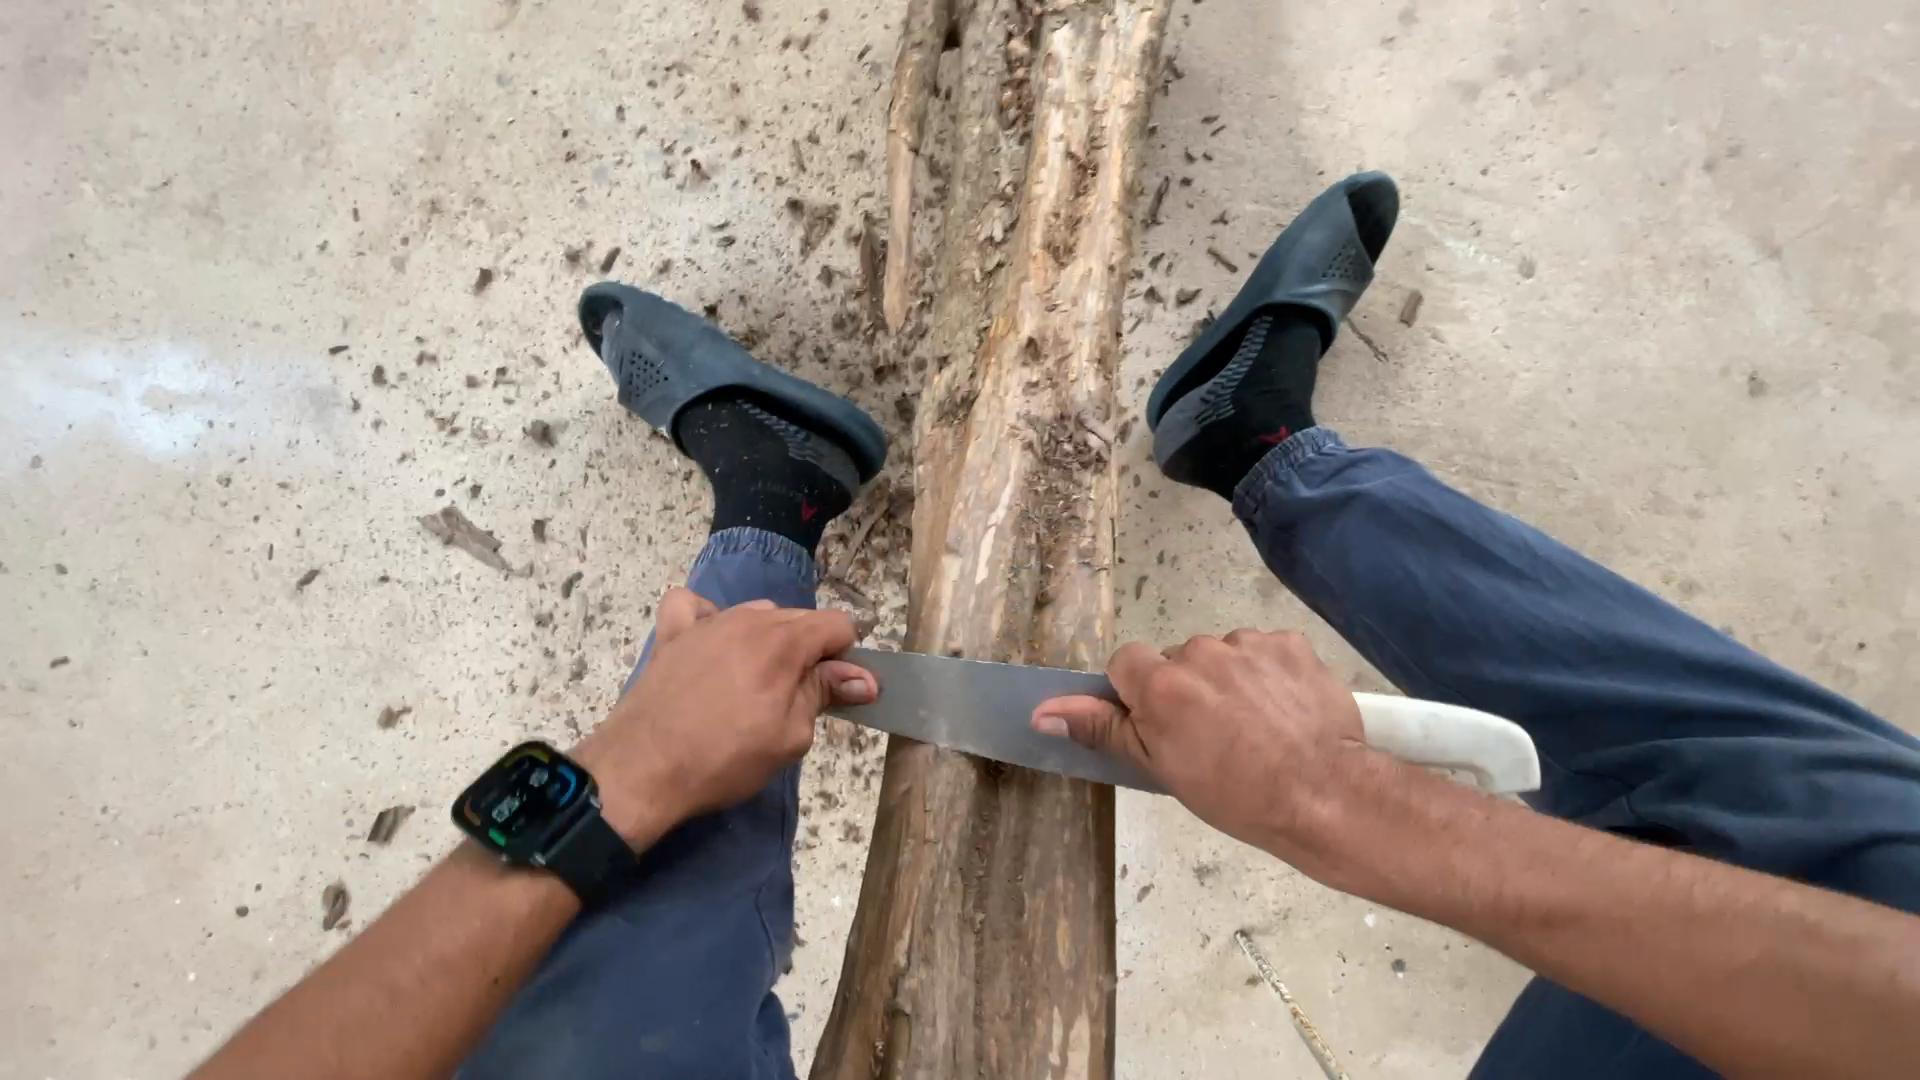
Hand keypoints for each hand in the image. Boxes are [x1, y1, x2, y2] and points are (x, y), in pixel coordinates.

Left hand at [574, 588, 875, 842]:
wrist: (640, 772)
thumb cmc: (723, 760)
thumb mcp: (790, 736)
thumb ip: (826, 693)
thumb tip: (865, 677)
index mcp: (784, 642)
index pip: (838, 624)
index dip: (846, 655)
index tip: (836, 689)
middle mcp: (748, 619)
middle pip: (800, 618)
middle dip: (810, 650)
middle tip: (797, 697)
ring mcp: (706, 623)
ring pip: (756, 613)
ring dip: (768, 638)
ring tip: (753, 681)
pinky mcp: (671, 634)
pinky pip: (694, 605)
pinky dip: (709, 617)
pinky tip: (710, 644)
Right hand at [1031, 630, 1370, 871]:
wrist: (1324, 795)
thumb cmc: (1233, 793)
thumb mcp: (1158, 767)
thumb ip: (1100, 729)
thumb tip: (1040, 711)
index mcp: (1160, 682)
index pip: (1126, 662)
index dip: (1140, 692)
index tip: (1162, 723)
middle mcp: (1199, 651)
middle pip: (1176, 659)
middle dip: (1187, 687)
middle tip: (1213, 733)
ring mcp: (1248, 643)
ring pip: (1222, 654)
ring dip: (1229, 679)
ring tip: (1257, 724)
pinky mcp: (1290, 643)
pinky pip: (1264, 650)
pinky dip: (1269, 672)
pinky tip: (1285, 708)